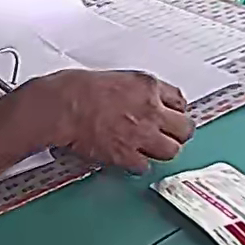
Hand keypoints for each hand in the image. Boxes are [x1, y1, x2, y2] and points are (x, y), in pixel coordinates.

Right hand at [25, 69, 193, 173]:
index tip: (170, 116)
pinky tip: (129, 159)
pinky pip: (144, 167)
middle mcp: (150, 110)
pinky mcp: (125, 155)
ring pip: (171, 151)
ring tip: (149, 150)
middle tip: (166, 135)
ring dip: (160, 151)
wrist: (58, 107)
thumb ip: (130, 90)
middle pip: (185, 128)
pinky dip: (137, 165)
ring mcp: (140, 134)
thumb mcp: (111, 77)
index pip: (180, 101)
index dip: (175, 111)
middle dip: (176, 133)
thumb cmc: (72, 89)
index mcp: (146, 86)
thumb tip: (131, 99)